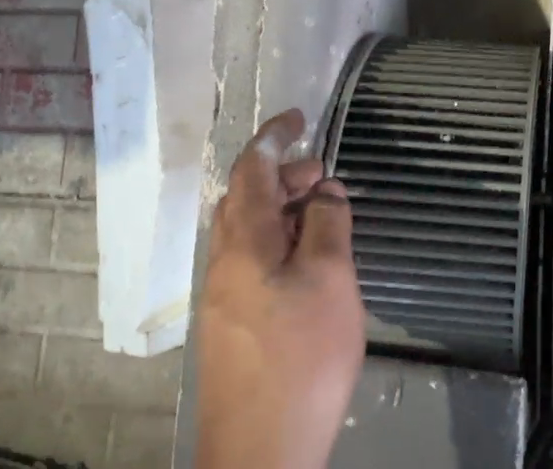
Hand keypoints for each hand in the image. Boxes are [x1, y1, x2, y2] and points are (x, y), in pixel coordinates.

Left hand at [197, 109, 365, 468]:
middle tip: (324, 175)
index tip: (299, 116)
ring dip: (284, 211)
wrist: (261, 451)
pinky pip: (252, 262)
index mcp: (244, 240)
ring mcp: (223, 296)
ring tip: (325, 216)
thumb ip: (329, 224)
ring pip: (249, 232)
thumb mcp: (330, 278)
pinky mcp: (231, 326)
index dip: (274, 136)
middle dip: (284, 175)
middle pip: (247, 198)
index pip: (252, 169)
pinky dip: (280, 244)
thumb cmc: (301, 356)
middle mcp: (224, 261)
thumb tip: (325, 190)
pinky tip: (310, 265)